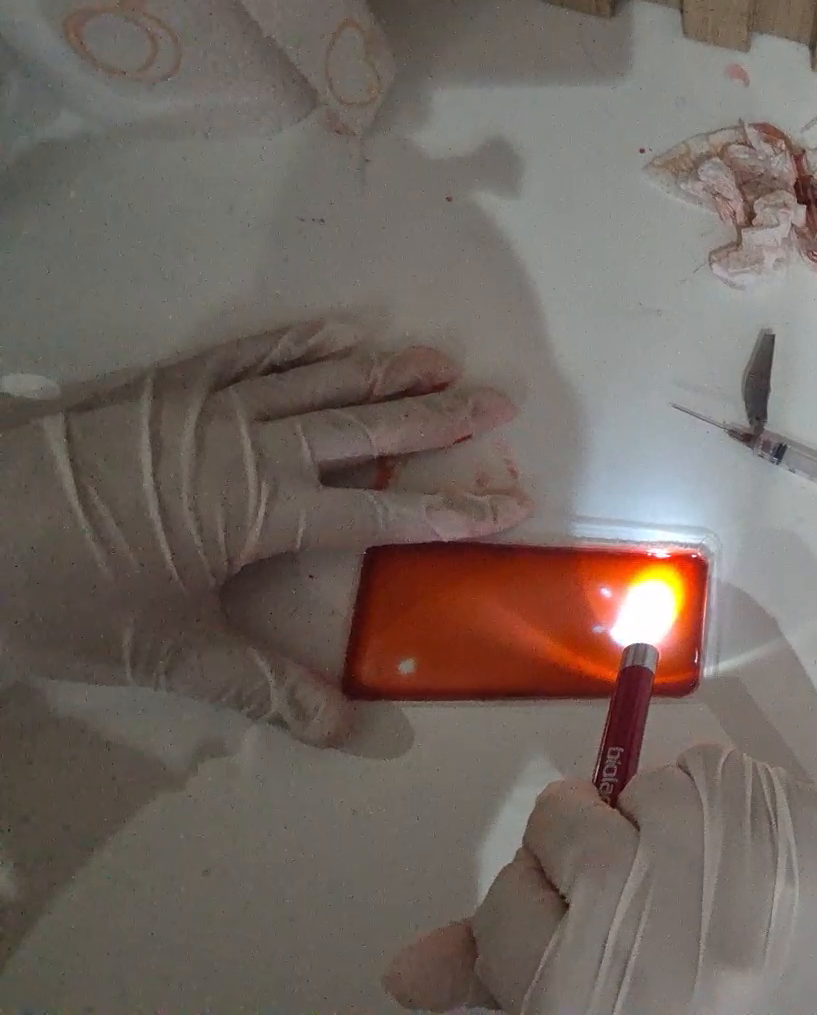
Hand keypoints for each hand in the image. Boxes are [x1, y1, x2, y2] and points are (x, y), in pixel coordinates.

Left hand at [0, 320, 531, 744]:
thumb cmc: (49, 596)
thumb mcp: (161, 651)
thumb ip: (261, 686)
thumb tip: (346, 733)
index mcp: (266, 514)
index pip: (392, 513)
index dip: (459, 511)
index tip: (514, 503)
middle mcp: (255, 452)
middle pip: (373, 430)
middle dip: (446, 416)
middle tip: (501, 400)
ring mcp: (213, 410)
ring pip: (325, 384)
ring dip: (390, 373)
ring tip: (442, 362)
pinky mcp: (169, 386)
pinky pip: (254, 355)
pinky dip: (304, 344)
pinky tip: (344, 335)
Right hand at [383, 746, 816, 1013]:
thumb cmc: (725, 1008)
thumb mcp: (609, 1012)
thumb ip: (508, 989)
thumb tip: (408, 961)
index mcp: (584, 991)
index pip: (502, 907)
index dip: (537, 904)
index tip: (577, 910)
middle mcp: (634, 904)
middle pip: (557, 821)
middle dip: (584, 843)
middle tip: (640, 881)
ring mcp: (699, 835)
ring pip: (626, 788)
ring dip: (649, 819)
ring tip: (702, 872)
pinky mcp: (752, 788)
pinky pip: (693, 765)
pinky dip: (704, 796)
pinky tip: (740, 846)